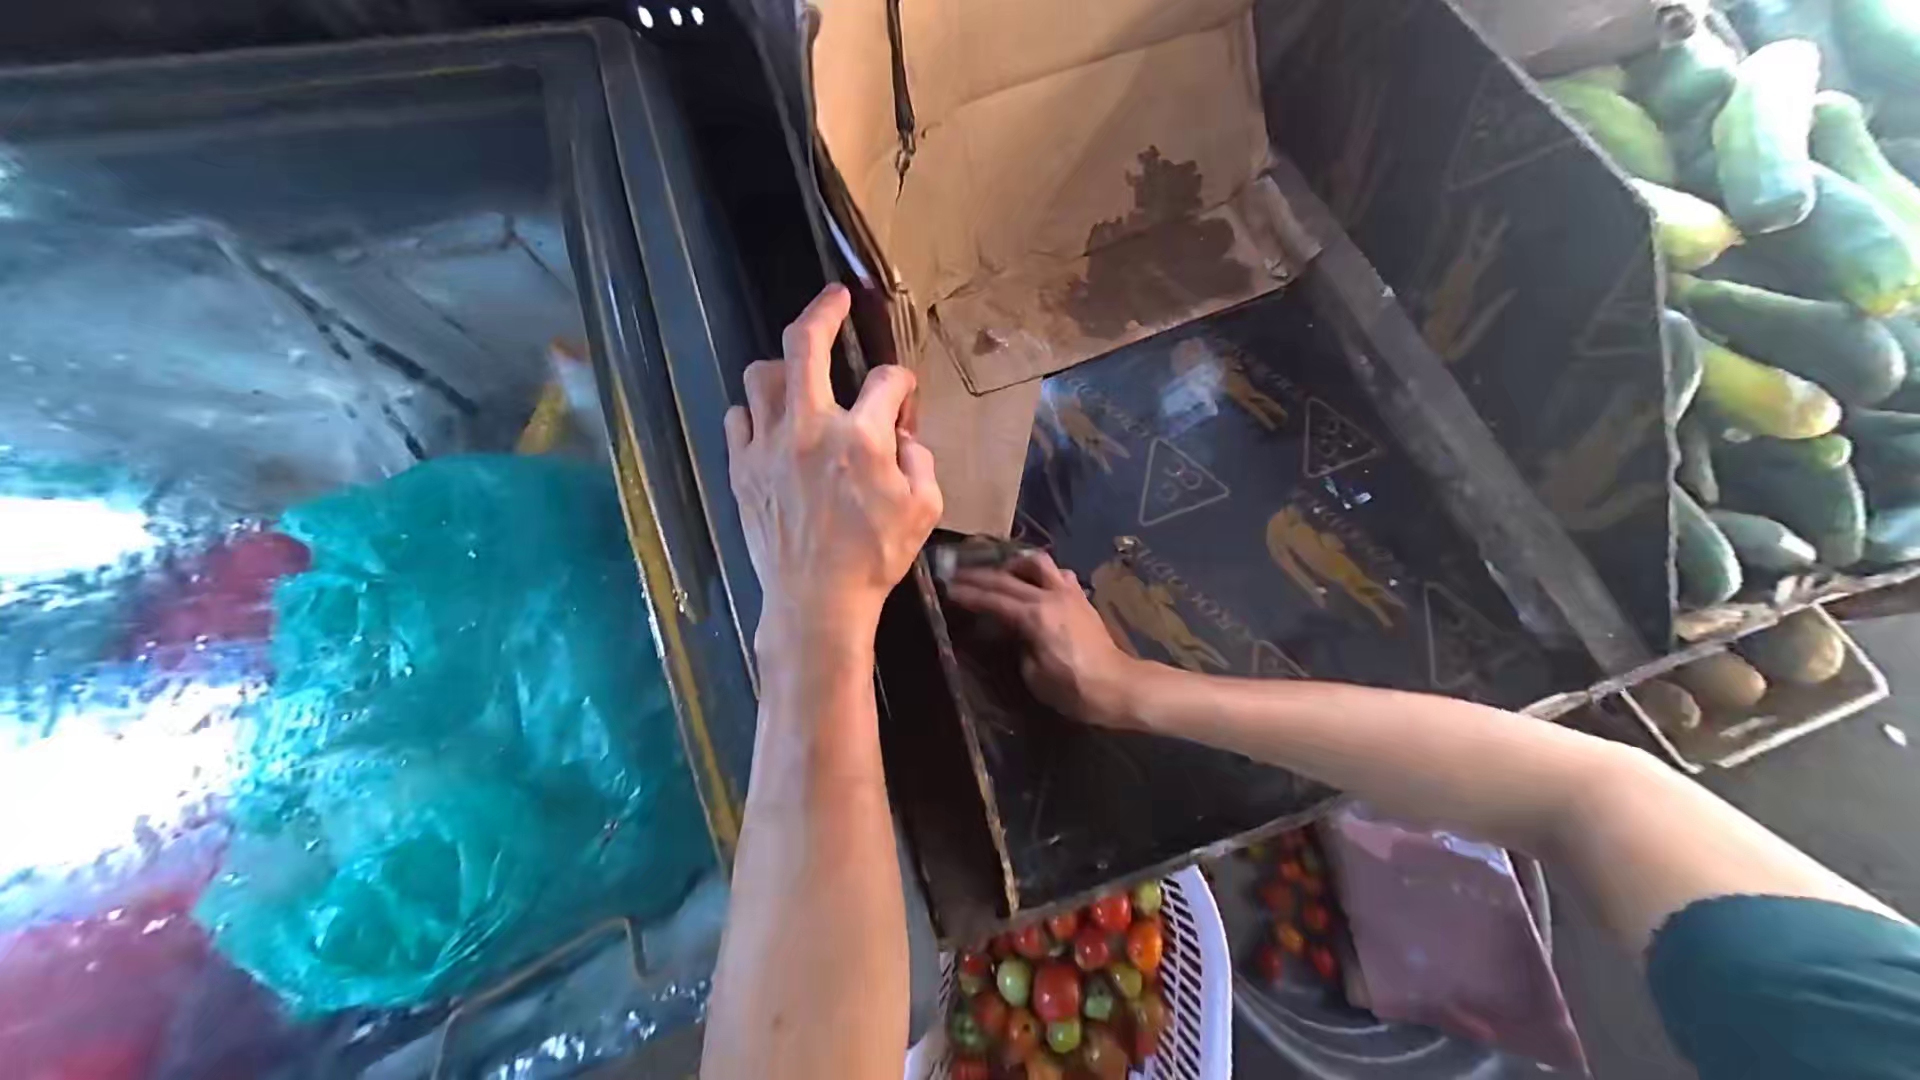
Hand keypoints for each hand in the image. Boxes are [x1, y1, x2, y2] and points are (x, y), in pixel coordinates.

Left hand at [725, 284, 942, 654]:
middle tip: (834, 300)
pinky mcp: (741, 469)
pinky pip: (738, 419)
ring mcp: (768, 446)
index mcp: (861, 438)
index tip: (903, 397)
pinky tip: (771, 426)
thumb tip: (901, 437)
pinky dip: (755, 414)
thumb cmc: (875, 558)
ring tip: (799, 377)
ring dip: (784, 367)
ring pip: (761, 375)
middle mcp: (810, 428)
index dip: (902, 383)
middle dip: (822, 311)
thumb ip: (921, 460)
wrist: (816, 601)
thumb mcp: (925, 510)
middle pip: (804, 344)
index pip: (887, 381)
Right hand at [945, 552, 1145, 729]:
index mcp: (1034, 617)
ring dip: (1014, 564)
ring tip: (1000, 573)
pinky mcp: (1081, 597)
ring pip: (1037, 562)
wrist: (1118, 686)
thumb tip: (1006, 630)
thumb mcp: (1033, 674)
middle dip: (978, 576)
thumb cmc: (1073, 689)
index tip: (948, 589)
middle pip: (1006, 578)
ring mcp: (1068, 593)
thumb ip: (1016, 645)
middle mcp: (1050, 596)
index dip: (967, 594)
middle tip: (957, 576)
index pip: (992, 600)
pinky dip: (1041, 573)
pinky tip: (1034, 583)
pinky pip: (1058, 573)